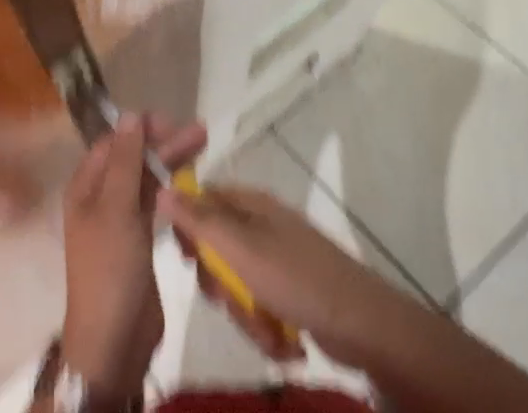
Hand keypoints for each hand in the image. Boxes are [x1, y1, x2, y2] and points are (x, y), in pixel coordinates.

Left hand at [59, 113, 205, 400]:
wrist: (114, 337)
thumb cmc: (110, 268)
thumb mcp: (117, 210)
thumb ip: (126, 162)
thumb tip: (129, 115)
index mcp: (84, 187)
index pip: (112, 144)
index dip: (140, 129)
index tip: (172, 120)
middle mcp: (99, 199)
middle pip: (132, 159)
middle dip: (162, 143)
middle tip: (200, 132)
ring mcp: (119, 221)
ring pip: (146, 180)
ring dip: (170, 163)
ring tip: (203, 145)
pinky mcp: (139, 242)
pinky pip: (154, 205)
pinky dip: (171, 190)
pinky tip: (191, 182)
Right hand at [158, 186, 407, 368]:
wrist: (364, 326)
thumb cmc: (296, 279)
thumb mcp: (239, 249)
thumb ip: (198, 220)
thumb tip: (163, 188)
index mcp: (253, 204)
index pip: (203, 197)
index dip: (187, 223)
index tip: (185, 254)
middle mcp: (264, 225)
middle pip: (216, 246)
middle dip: (218, 282)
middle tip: (224, 296)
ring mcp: (280, 260)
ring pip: (237, 283)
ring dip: (244, 312)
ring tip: (264, 328)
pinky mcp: (292, 291)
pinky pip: (261, 304)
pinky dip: (266, 326)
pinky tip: (281, 340)